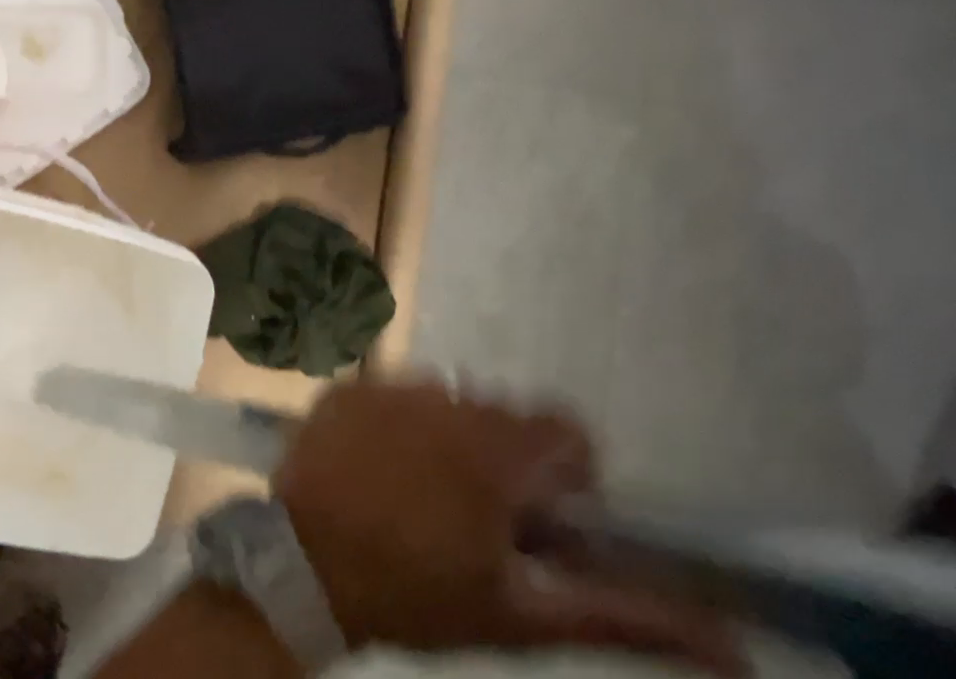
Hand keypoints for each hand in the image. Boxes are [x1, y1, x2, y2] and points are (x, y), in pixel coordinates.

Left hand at [273, 378, 748, 675]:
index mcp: (497, 447)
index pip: (566, 429)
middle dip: (502, 458)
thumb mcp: (523, 614)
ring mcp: (383, 389)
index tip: (541, 515)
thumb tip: (739, 652)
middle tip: (475, 515)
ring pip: (443, 401)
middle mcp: (443, 399)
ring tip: (419, 493)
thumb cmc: (415, 592)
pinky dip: (393, 424)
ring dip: (446, 437)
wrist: (300, 567)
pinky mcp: (339, 390)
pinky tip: (375, 468)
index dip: (565, 472)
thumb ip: (628, 619)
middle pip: (500, 415)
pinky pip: (387, 395)